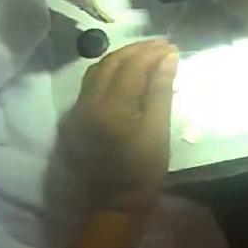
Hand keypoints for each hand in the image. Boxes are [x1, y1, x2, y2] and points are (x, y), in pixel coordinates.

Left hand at [59, 39, 177, 215]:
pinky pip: (91, 83)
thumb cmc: (144, 170)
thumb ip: (161, 90)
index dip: (152, 53)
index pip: (131, 67)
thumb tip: (169, 58)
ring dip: (122, 57)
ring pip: (98, 69)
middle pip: (111, 62)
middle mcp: (88, 103)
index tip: (172, 47)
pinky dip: (110, 70)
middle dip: (137, 50)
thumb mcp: (158, 130)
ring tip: (146, 55)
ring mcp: (78, 110)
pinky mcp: (75, 116)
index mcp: (111, 108)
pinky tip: (127, 71)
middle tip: (162, 46)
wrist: (116, 202)